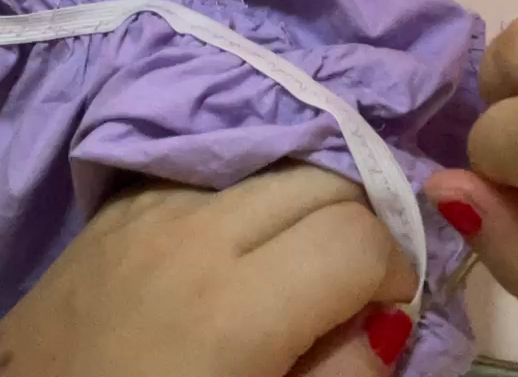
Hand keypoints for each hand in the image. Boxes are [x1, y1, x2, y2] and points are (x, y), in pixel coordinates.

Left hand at [0, 164, 418, 376]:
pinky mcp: (123, 197)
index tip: (384, 308)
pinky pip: (210, 171)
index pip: (355, 235)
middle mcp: (194, 229)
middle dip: (354, 223)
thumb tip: (377, 317)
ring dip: (300, 204)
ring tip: (291, 261)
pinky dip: (244, 197)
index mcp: (233, 306)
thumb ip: (337, 375)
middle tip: (347, 282)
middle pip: (319, 176)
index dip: (394, 269)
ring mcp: (152, 202)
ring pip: (267, 162)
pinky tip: (232, 245)